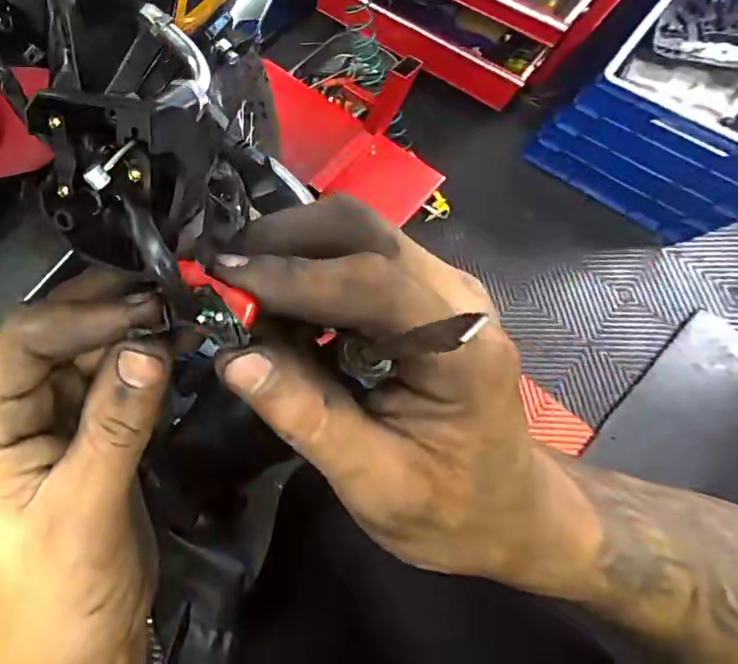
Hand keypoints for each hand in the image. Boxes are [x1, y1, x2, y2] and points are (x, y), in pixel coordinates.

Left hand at [0, 271, 170, 663]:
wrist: (84, 657)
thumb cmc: (61, 596)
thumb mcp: (85, 514)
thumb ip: (115, 427)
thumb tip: (148, 347)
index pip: (27, 339)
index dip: (83, 316)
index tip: (144, 309)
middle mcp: (16, 403)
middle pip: (59, 331)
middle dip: (112, 311)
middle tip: (171, 295)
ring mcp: (53, 411)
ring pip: (91, 346)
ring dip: (135, 328)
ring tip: (182, 312)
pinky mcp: (88, 424)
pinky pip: (115, 374)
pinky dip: (145, 357)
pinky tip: (178, 342)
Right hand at [208, 196, 600, 597]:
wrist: (514, 509)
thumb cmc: (453, 511)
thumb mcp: (376, 486)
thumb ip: (307, 419)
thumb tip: (234, 360)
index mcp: (460, 349)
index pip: (372, 282)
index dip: (292, 276)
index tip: (223, 277)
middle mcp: (455, 295)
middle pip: (360, 228)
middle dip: (282, 238)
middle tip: (223, 270)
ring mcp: (439, 281)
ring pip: (353, 227)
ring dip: (288, 244)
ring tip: (241, 284)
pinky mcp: (419, 283)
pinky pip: (353, 248)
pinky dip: (304, 261)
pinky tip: (278, 300)